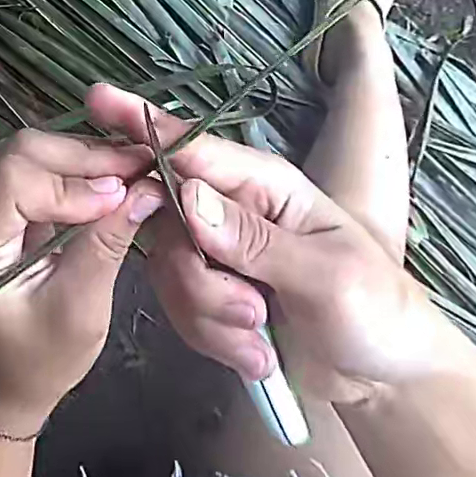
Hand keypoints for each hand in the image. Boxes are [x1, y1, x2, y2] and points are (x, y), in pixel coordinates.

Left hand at [0, 128, 165, 434]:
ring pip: (30, 148)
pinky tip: (111, 172)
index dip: (70, 182)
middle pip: (21, 152)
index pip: (13, 181)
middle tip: (139, 167)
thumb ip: (108, 243)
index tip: (122, 194)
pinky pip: (37, 160)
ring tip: (133, 168)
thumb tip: (149, 188)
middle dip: (83, 156)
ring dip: (84, 154)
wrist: (13, 374)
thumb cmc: (42, 357)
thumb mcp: (81, 308)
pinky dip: (77, 162)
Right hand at [86, 84, 448, 404]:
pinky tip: (256, 352)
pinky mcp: (202, 286)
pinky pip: (175, 303)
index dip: (140, 121)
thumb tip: (186, 194)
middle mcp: (226, 205)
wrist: (379, 379)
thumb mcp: (327, 275)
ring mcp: (210, 246)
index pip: (190, 144)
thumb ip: (254, 238)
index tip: (96, 97)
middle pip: (165, 217)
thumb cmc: (372, 308)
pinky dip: (212, 335)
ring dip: (211, 313)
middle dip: (197, 275)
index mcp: (260, 182)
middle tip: (252, 311)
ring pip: (167, 266)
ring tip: (264, 336)